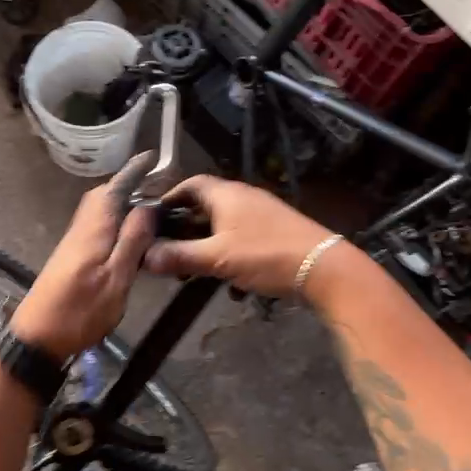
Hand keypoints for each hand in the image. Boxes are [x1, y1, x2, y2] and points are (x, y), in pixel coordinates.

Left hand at [12, 153, 158, 358]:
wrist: (37, 339)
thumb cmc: (79, 312)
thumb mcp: (115, 280)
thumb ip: (132, 243)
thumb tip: (148, 208)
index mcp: (93, 230)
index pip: (115, 190)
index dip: (133, 172)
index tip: (151, 158)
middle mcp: (80, 230)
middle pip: (102, 198)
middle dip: (126, 187)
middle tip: (153, 186)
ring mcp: (72, 245)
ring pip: (98, 213)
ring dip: (120, 205)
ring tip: (147, 211)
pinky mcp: (69, 260)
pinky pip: (95, 228)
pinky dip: (113, 224)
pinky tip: (125, 239)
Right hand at [142, 175, 338, 297]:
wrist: (325, 269)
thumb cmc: (266, 255)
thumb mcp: (216, 258)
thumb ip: (179, 256)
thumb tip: (145, 257)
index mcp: (227, 194)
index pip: (190, 184)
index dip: (169, 198)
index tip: (152, 219)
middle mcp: (244, 198)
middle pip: (205, 208)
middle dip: (185, 231)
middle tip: (168, 252)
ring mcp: (262, 216)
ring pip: (223, 228)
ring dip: (207, 248)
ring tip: (194, 272)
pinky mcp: (275, 234)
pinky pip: (242, 242)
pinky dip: (231, 258)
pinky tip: (232, 286)